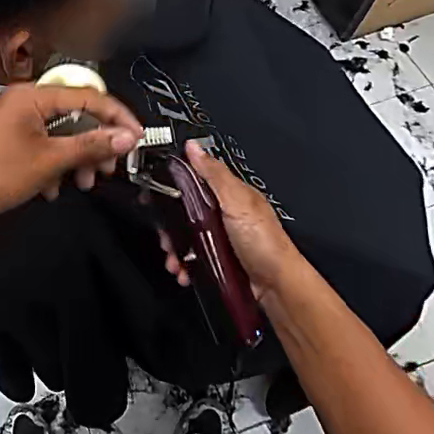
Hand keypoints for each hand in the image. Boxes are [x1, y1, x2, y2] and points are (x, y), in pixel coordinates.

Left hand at [0, 85, 141, 224]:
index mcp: (31, 96)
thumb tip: (127, 137)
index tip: (136, 138)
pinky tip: (55, 186)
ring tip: (84, 181)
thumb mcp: (50, 161)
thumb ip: (92, 145)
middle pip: (76, 115)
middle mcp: (24, 101)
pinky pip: (46, 143)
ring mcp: (16, 120)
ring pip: (63, 133)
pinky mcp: (11, 139)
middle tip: (110, 166)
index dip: (117, 117)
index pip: (88, 96)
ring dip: (78, 157)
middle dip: (96, 142)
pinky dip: (57, 163)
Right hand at [167, 140, 303, 291]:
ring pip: (187, 237)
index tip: (156, 196)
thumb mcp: (237, 201)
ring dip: (175, 249)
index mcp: (230, 194)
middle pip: (186, 212)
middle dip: (171, 226)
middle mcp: (225, 214)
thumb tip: (194, 147)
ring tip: (174, 259)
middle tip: (167, 236)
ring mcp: (222, 238)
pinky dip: (184, 265)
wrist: (277, 286)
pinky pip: (193, 258)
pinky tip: (184, 270)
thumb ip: (214, 174)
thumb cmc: (266, 243)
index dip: (174, 187)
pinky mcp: (219, 260)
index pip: (195, 181)